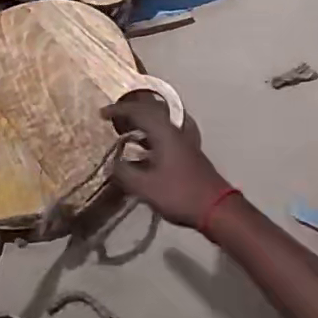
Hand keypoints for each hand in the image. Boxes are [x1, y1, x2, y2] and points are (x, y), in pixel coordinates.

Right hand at [102, 93, 231, 229]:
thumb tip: (109, 165)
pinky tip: (144, 149)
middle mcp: (175, 131)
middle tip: (113, 116)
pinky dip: (151, 134)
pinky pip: (166, 134)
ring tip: (125, 130)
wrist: (215, 207)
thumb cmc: (180, 194)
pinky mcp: (188, 152)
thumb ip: (124, 174)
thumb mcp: (145, 187)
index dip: (119, 110)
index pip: (139, 112)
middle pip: (152, 110)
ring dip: (142, 122)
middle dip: (131, 110)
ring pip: (160, 122)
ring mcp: (184, 141)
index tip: (102, 113)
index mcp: (165, 133)